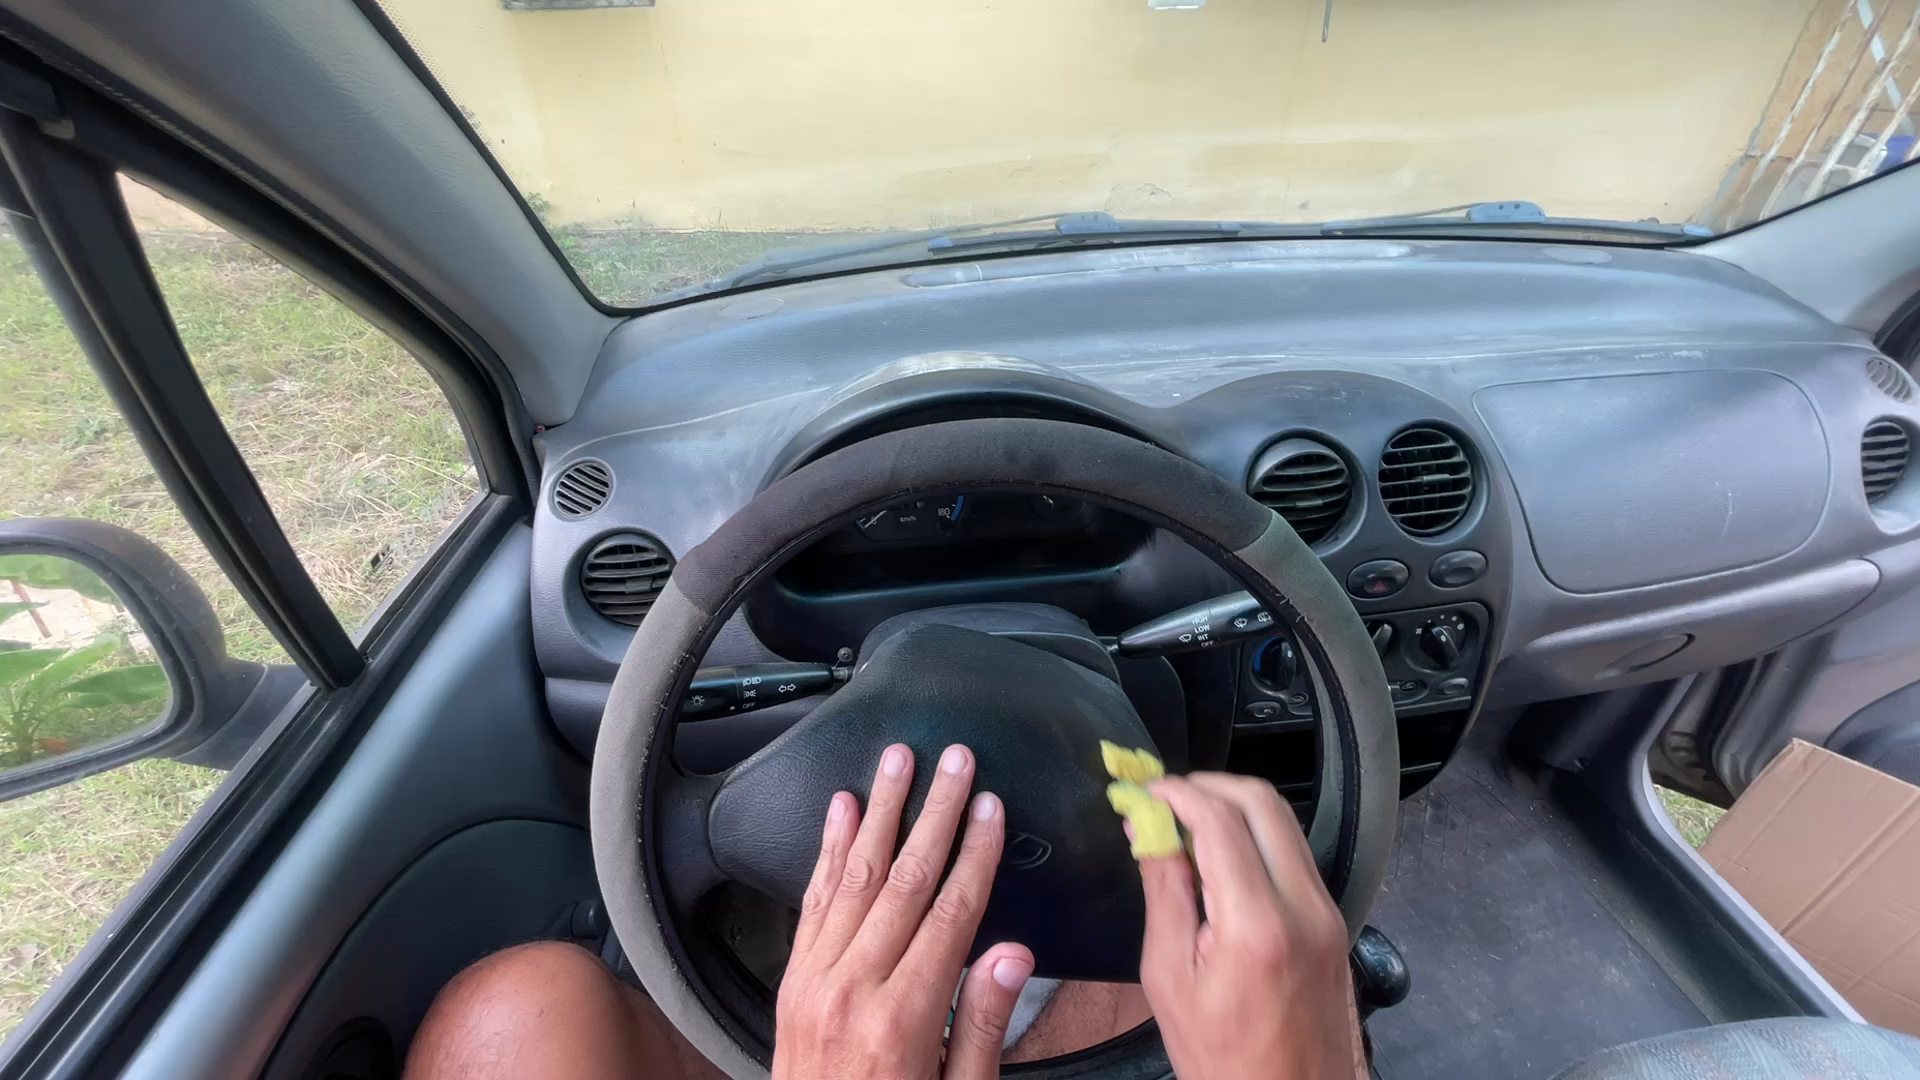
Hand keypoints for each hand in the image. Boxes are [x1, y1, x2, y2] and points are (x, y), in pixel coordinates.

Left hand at [773, 743, 1035, 1079]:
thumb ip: (984, 1025)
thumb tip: (1012, 953)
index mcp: (904, 1018)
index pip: (952, 911)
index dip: (975, 851)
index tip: (989, 805)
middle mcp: (854, 986)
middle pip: (906, 876)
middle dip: (936, 810)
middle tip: (954, 760)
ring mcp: (816, 977)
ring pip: (856, 871)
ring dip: (883, 808)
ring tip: (899, 761)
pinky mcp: (793, 976)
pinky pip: (814, 897)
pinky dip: (829, 846)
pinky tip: (842, 807)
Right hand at [1137, 773, 1365, 1079]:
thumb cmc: (1222, 1057)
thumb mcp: (1168, 975)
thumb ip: (1162, 888)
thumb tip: (1146, 825)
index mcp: (1257, 923)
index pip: (1218, 819)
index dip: (1176, 792)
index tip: (1145, 791)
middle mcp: (1304, 907)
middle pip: (1260, 801)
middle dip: (1207, 784)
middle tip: (1166, 798)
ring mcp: (1327, 911)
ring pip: (1281, 818)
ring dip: (1231, 804)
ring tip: (1187, 822)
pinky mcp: (1332, 919)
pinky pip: (1291, 848)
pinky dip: (1253, 831)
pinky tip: (1219, 852)